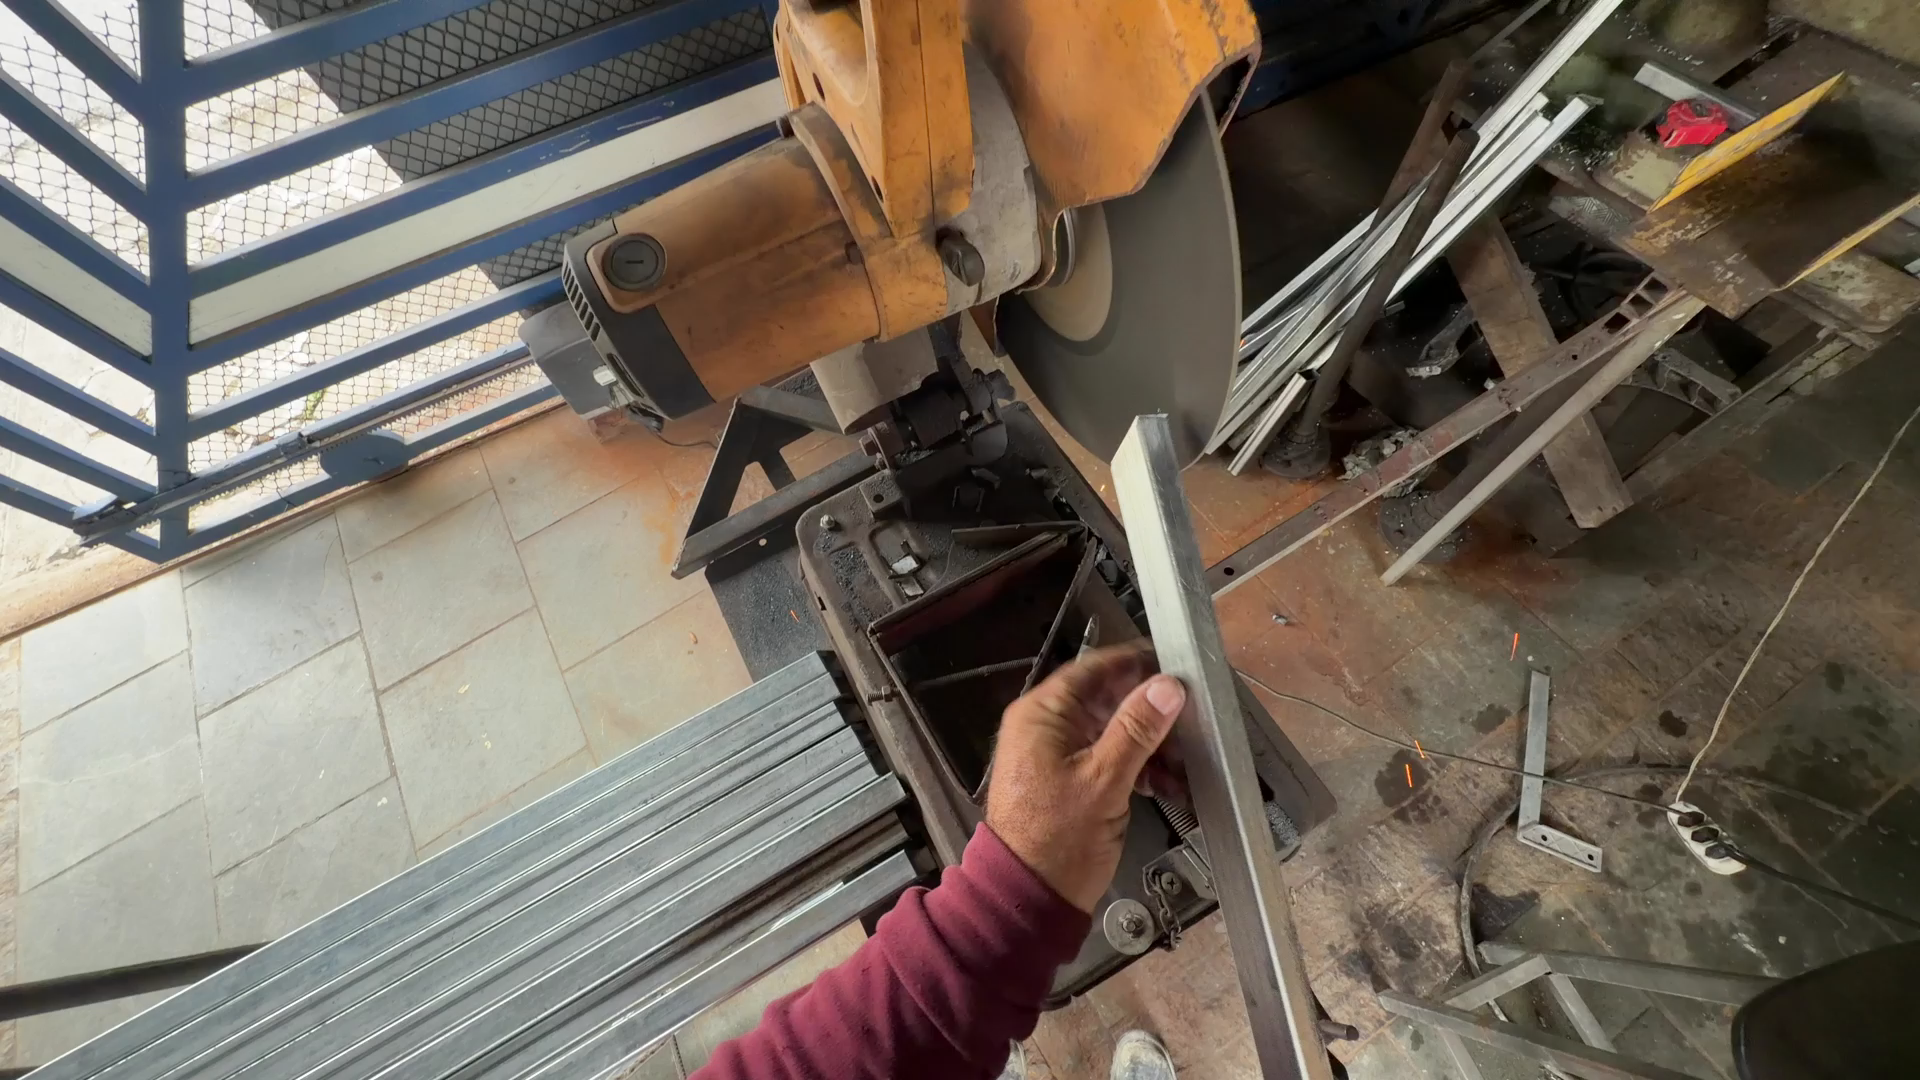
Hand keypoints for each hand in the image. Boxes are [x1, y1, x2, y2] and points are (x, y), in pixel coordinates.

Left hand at [984, 643, 1187, 912]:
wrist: (1028, 899)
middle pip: (1106, 701)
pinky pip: (1106, 759)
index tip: (1175, 665)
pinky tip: (1166, 785)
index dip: (1134, 664)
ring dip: (1149, 745)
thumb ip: (1136, 729)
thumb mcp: (1104, 780)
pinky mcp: (1068, 780)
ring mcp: (1056, 753)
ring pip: (1111, 732)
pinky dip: (1135, 768)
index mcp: (1042, 713)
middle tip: (1191, 724)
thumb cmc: (1059, 837)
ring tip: (1184, 764)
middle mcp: (1045, 725)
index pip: (1092, 669)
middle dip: (1150, 714)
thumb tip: (1167, 686)